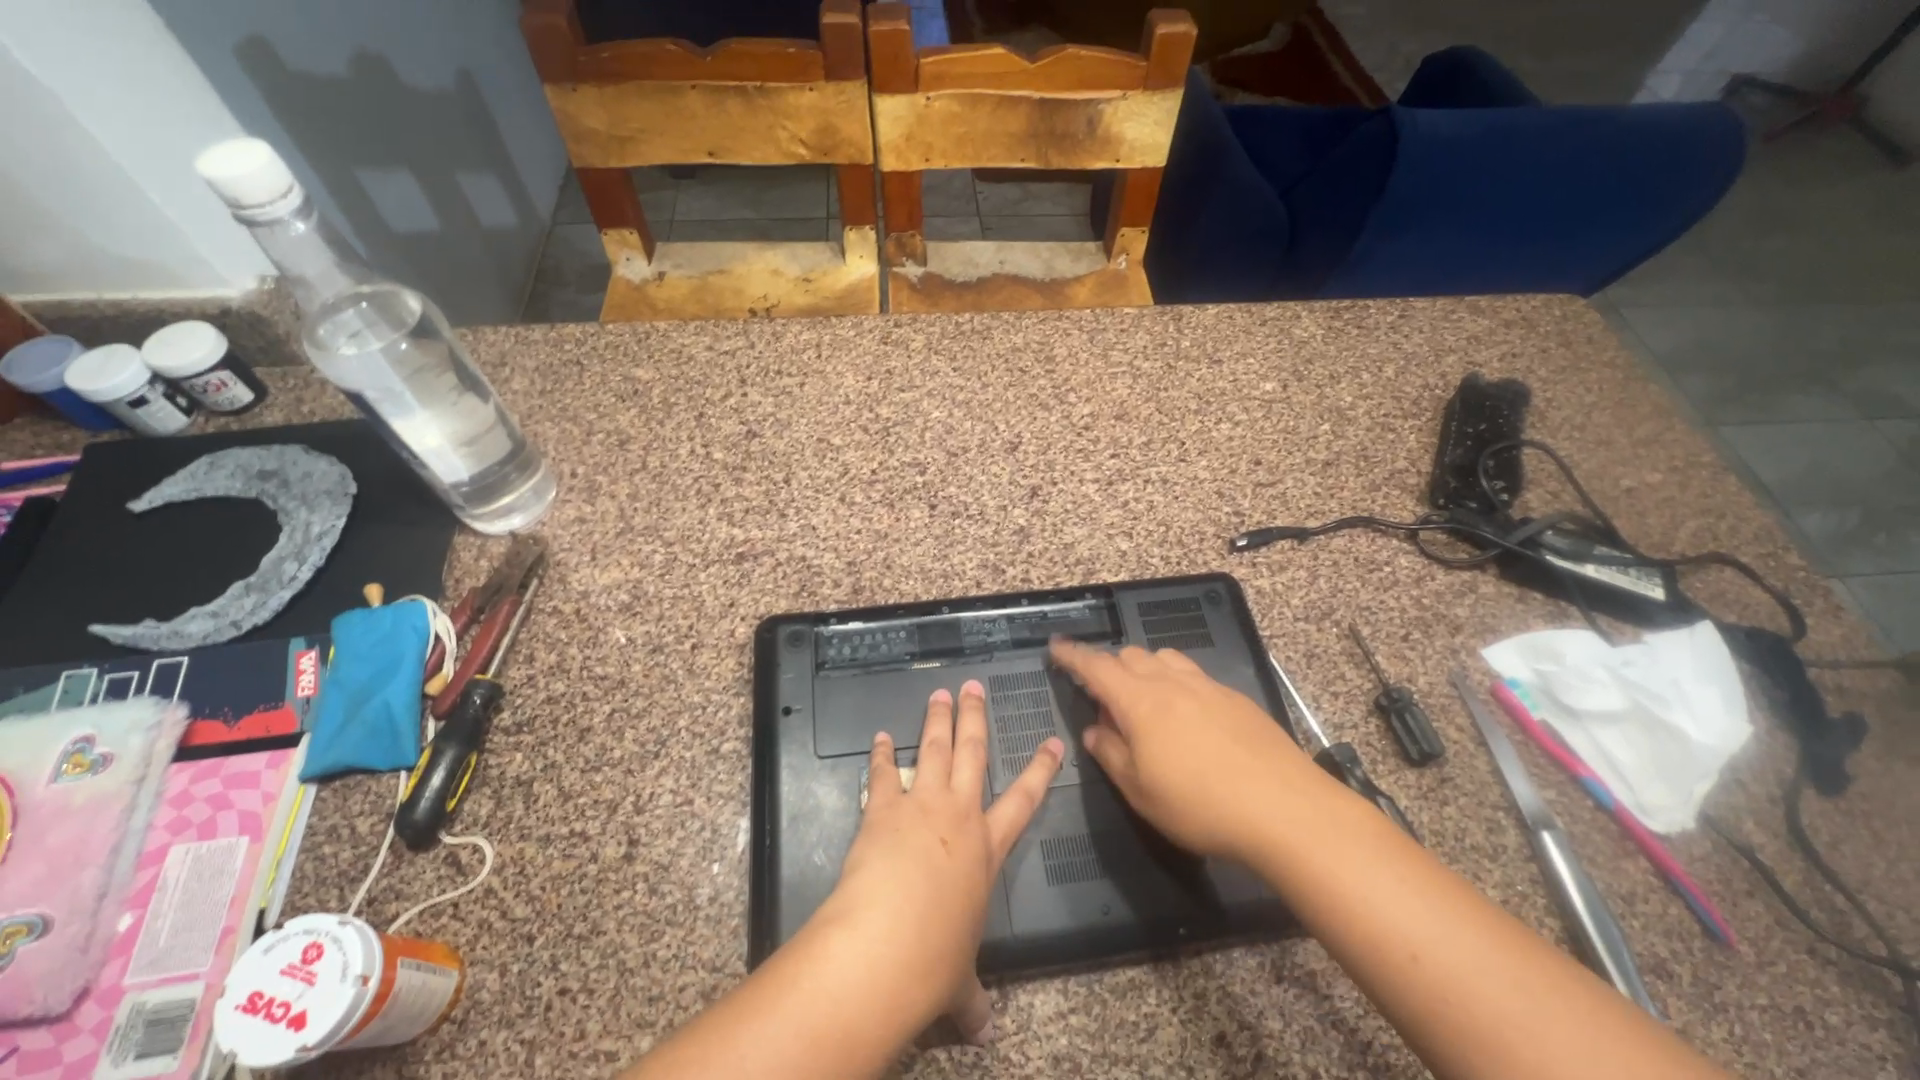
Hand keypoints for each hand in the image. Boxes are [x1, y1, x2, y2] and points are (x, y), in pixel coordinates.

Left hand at [817, 681, 1062, 1043]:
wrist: (888, 945)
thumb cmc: (935, 961)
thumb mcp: (960, 983)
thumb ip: (973, 1000)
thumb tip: (985, 1032)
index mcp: (988, 850)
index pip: (1024, 801)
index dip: (1040, 770)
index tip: (1051, 742)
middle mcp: (959, 818)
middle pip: (973, 754)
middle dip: (976, 717)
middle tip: (973, 687)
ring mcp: (921, 808)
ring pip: (935, 751)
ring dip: (938, 721)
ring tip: (939, 693)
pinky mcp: (882, 810)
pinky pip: (884, 774)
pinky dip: (883, 754)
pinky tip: (883, 738)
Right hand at [1049, 638, 1312, 863]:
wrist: (1285, 809)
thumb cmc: (1200, 805)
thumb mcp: (1140, 791)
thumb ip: (1111, 755)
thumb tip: (1096, 730)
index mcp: (1141, 701)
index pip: (1097, 667)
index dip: (1073, 656)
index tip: (1056, 647)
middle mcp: (1173, 683)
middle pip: (1132, 656)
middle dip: (1110, 666)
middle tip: (1103, 698)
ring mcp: (1209, 687)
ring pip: (1166, 659)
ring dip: (1145, 669)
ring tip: (1144, 701)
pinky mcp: (1237, 700)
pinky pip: (1195, 677)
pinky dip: (1177, 683)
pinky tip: (1186, 717)